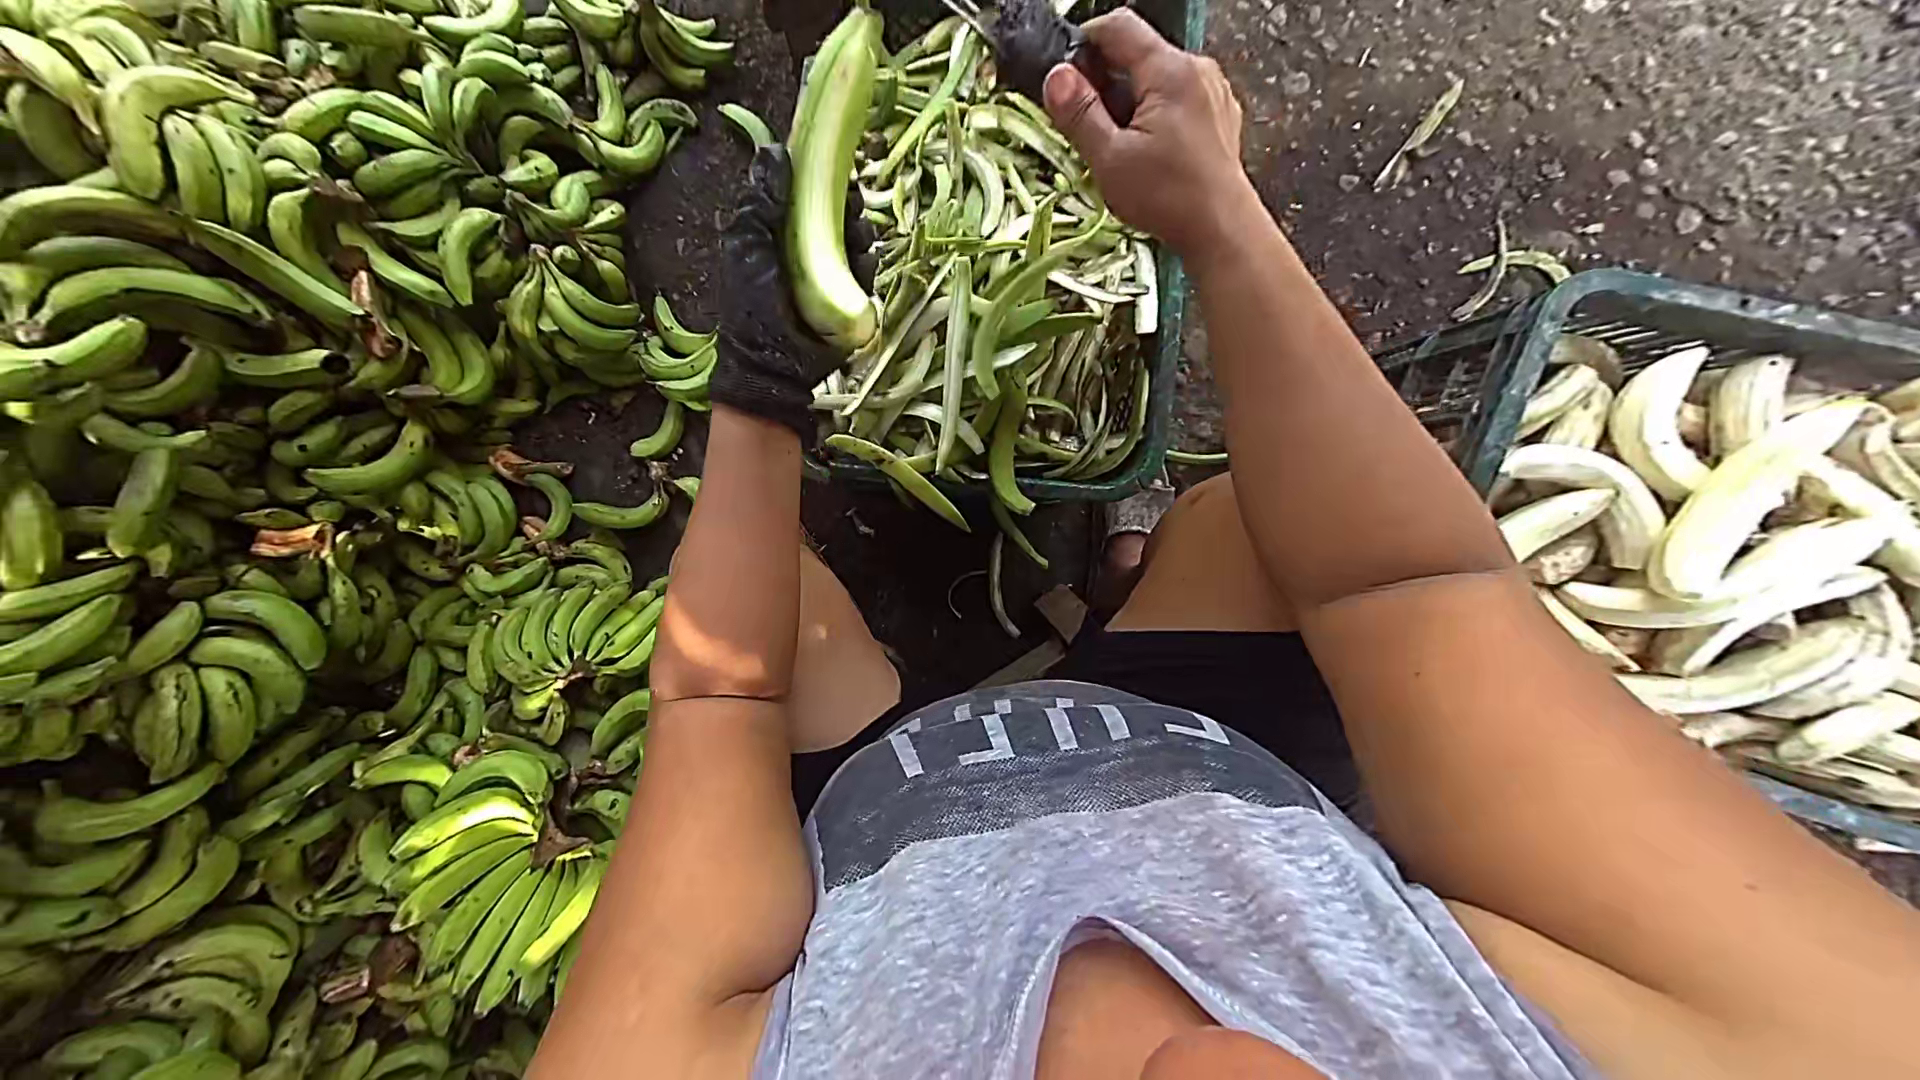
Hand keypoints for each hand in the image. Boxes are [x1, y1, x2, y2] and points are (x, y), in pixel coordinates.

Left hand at [708, 144, 851, 442]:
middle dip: (845, 202)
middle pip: (836, 212)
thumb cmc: (752, 309)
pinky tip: (863, 258)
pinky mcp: (852, 297)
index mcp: (779, 233)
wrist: (774, 367)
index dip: (818, 177)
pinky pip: (866, 271)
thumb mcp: (746, 249)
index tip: (828, 165)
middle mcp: (808, 249)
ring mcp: (833, 274)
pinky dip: (867, 261)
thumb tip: (773, 152)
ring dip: (859, 230)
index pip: (803, 194)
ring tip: (856, 234)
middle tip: (849, 200)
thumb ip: (760, 204)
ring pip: (856, 238)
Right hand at [1042, 10, 1256, 258]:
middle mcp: (1197, 70)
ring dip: (1131, 106)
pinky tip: (1148, 157)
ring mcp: (1213, 93)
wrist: (1221, 230)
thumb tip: (1056, 78)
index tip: (1066, 75)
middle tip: (1088, 127)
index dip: (1084, 43)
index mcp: (1169, 71)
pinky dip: (1156, 120)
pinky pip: (1178, 104)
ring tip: (1118, 150)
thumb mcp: (1109, 160)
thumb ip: (1080, 115)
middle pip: (1139, 57)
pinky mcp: (1219, 119)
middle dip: (1107, 85)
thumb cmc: (1168, 198)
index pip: (1119, 27)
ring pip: (1158, 83)